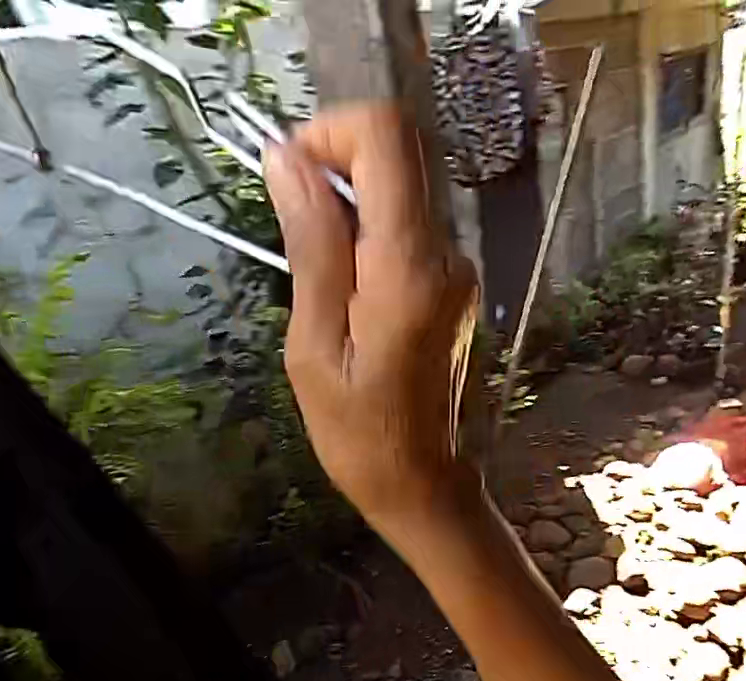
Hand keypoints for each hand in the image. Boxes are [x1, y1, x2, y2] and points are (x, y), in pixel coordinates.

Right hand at [263, 105, 480, 536]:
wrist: (418, 481)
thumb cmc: (356, 433)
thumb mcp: (314, 347)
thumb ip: (311, 248)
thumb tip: (288, 161)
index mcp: (409, 268)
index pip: (386, 138)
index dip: (330, 134)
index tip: (289, 177)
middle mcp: (447, 254)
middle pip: (397, 154)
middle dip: (334, 167)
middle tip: (293, 230)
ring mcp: (457, 270)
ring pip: (400, 192)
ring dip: (347, 209)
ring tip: (316, 280)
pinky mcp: (453, 286)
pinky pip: (406, 231)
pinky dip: (367, 237)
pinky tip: (344, 294)